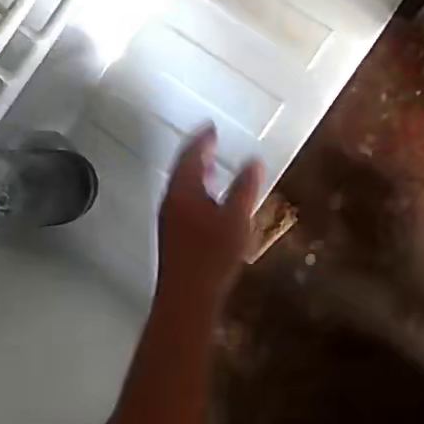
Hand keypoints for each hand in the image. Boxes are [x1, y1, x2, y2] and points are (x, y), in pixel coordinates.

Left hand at [156, 126, 263, 309]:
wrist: (187, 297)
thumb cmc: (212, 256)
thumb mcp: (236, 218)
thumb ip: (246, 187)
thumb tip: (254, 161)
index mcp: (183, 191)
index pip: (190, 155)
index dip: (202, 138)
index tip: (211, 126)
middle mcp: (171, 201)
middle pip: (182, 168)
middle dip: (198, 153)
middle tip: (211, 141)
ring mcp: (169, 219)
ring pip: (181, 186)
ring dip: (196, 172)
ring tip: (212, 165)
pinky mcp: (172, 235)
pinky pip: (183, 200)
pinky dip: (196, 189)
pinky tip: (210, 201)